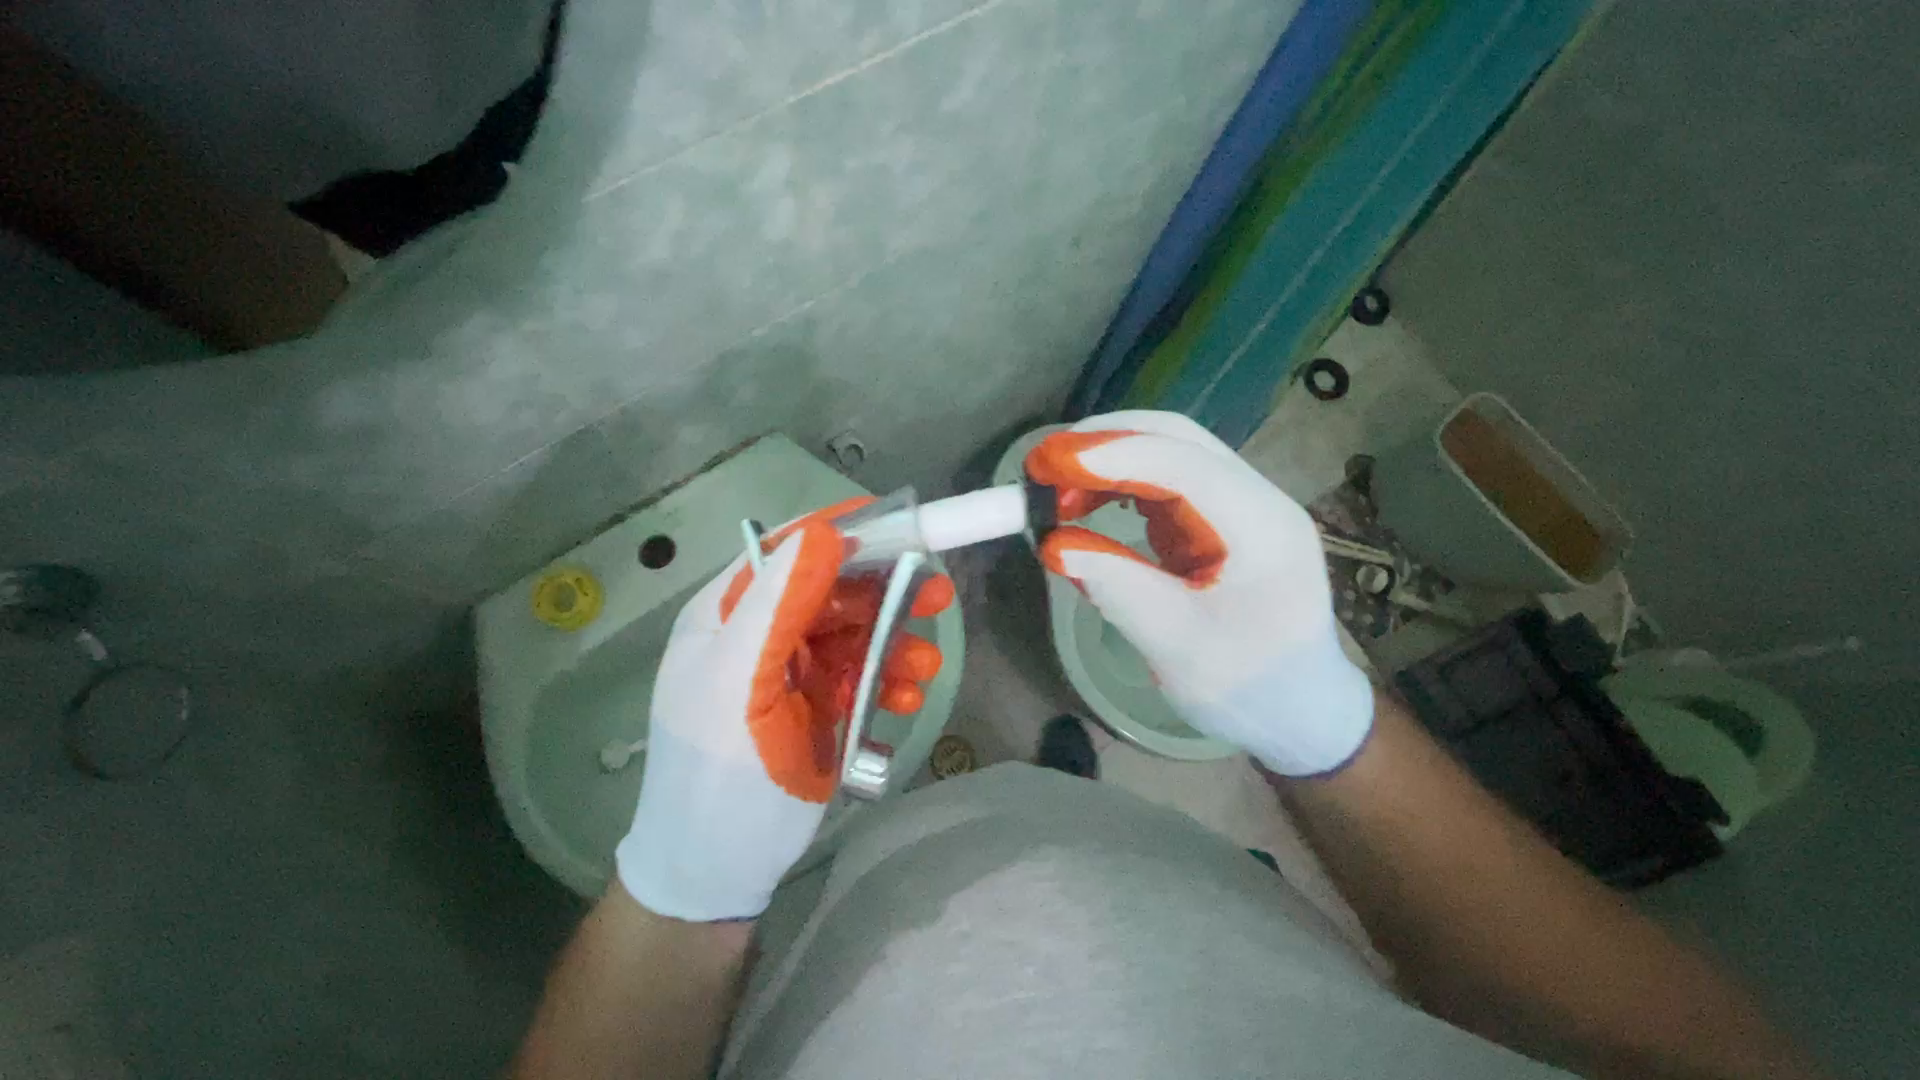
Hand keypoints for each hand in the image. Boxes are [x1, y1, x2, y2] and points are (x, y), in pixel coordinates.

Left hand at [616, 500, 950, 920]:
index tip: (903, 526)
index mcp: (727, 616)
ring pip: (856, 636)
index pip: (788, 554)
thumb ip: (778, 606)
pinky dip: (886, 685)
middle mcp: (760, 635)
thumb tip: (822, 534)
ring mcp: (792, 673)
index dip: (843, 536)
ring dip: (893, 647)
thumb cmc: (718, 773)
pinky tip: (904, 703)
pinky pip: (862, 679)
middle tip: (938, 598)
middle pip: (833, 593)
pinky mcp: (819, 709)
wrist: (718, 871)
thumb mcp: (740, 683)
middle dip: (885, 596)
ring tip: (923, 671)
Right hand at [1025, 410, 1371, 775]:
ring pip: (1169, 454)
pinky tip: (1087, 504)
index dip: (1109, 455)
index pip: (1181, 463)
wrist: (1301, 712)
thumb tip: (1053, 545)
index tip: (1043, 463)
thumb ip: (1116, 587)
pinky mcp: (1223, 520)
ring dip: (1108, 463)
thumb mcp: (1175, 645)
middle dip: (1103, 444)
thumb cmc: (1248, 688)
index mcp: (1262, 526)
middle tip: (1040, 467)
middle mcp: (1257, 499)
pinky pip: (1167, 483)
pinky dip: (1120, 486)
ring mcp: (1242, 505)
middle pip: (1177, 439)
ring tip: (1055, 495)